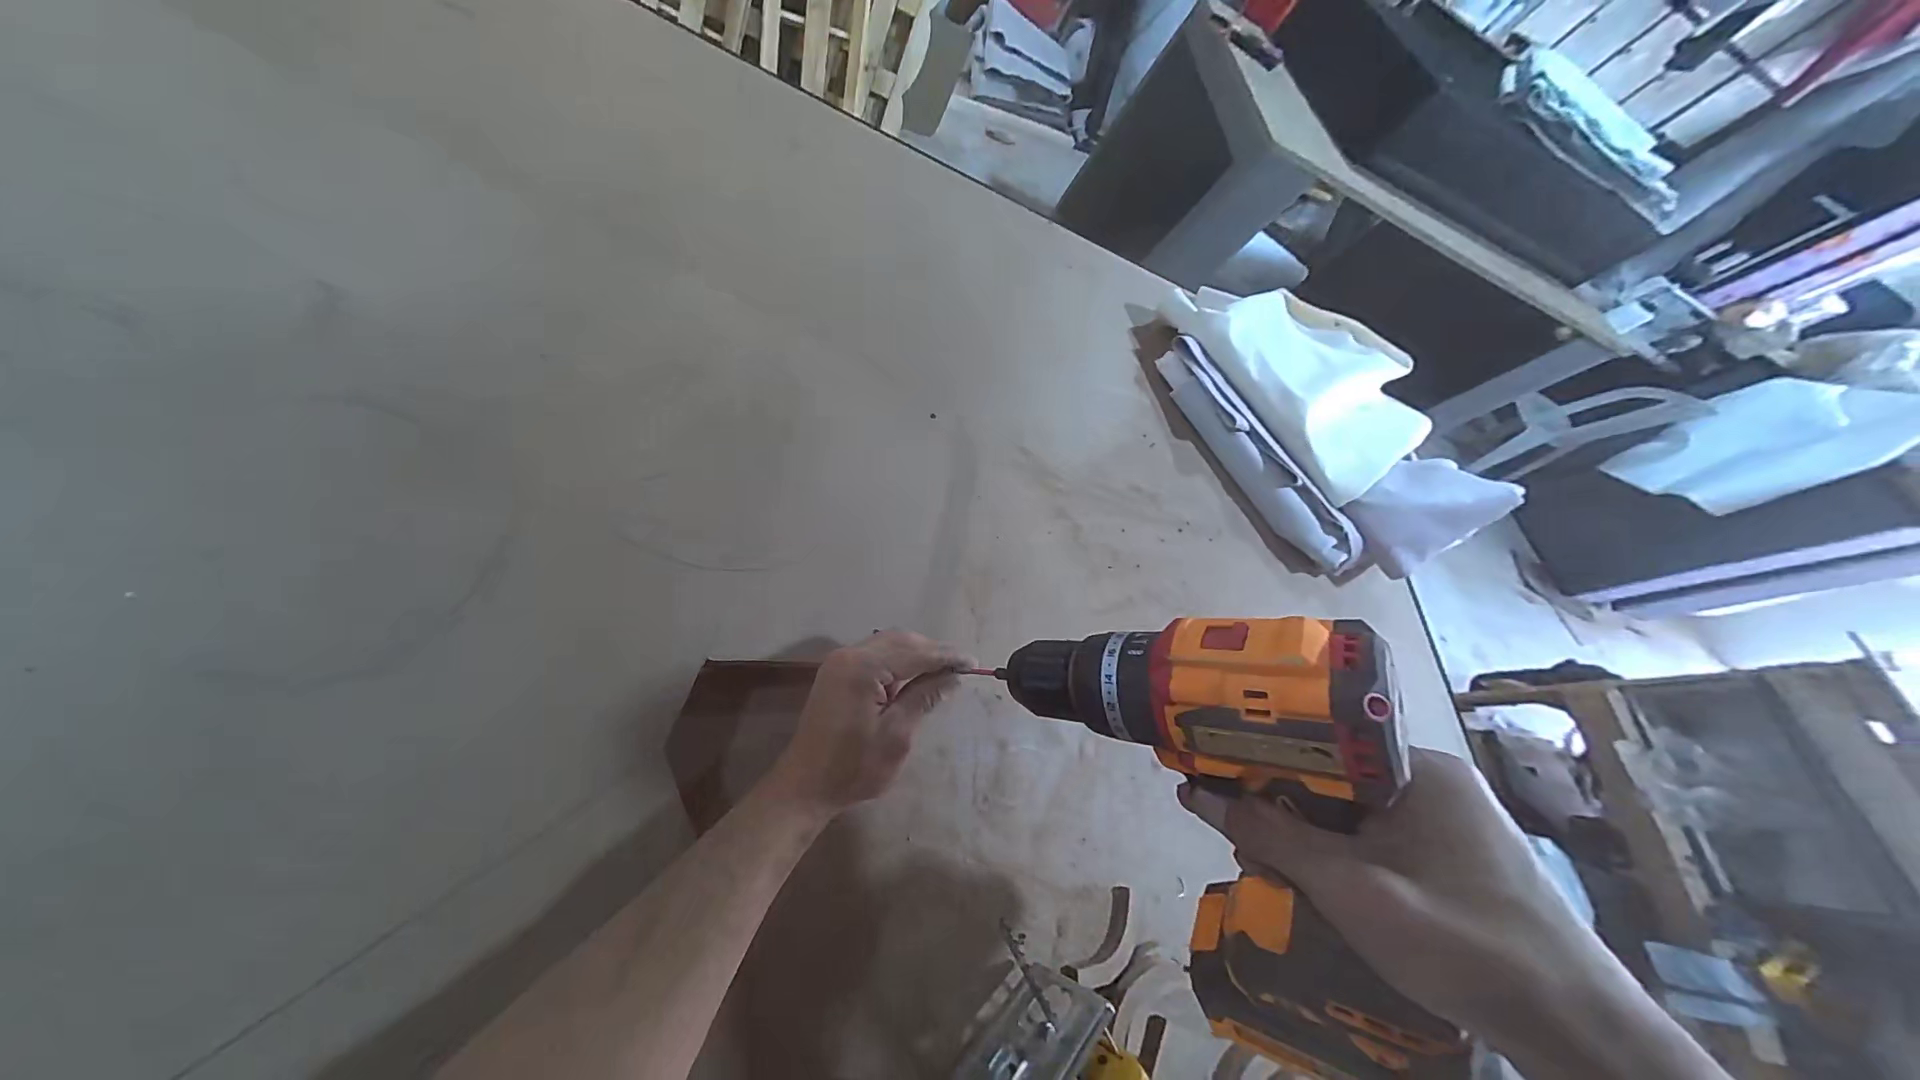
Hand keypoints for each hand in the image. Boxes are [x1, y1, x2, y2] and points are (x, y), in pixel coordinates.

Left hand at [759, 630, 973, 818]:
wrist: (805, 786)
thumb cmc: (854, 767)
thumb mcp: (897, 735)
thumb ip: (924, 698)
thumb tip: (953, 677)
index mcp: (863, 668)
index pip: (915, 652)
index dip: (947, 656)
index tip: (974, 663)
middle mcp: (848, 655)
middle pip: (900, 641)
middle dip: (932, 651)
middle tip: (960, 669)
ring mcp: (839, 663)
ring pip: (887, 645)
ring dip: (915, 655)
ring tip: (942, 673)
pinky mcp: (836, 674)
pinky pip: (874, 656)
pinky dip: (898, 662)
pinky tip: (913, 678)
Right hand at [1180, 749, 1729, 1079]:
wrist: (1579, 1033)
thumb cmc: (1461, 944)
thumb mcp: (1349, 887)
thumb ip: (1270, 835)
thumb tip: (1195, 792)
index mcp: (1414, 766)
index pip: (1315, 740)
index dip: (1259, 755)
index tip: (1213, 774)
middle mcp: (1428, 779)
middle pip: (1327, 777)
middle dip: (1279, 809)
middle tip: (1242, 844)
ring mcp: (1445, 819)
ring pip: (1346, 813)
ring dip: (1306, 840)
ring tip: (1272, 872)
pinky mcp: (1451, 855)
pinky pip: (1372, 839)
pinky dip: (1338, 859)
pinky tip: (1319, 890)